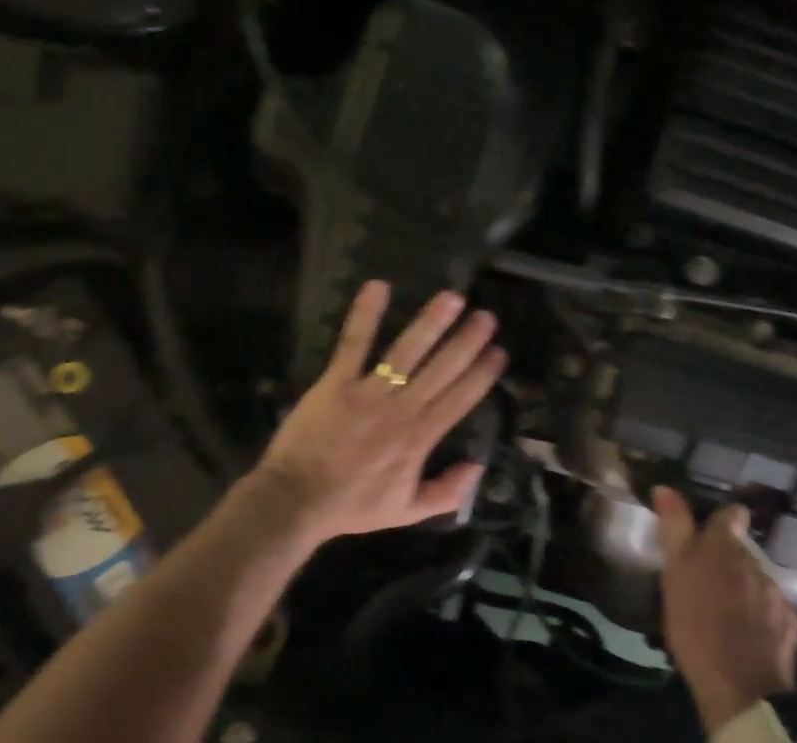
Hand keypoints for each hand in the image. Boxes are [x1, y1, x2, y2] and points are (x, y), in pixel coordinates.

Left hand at [252, 280, 507, 544]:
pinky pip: (354, 344)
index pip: (459, 399)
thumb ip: (446, 492)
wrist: (297, 502)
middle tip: (486, 316)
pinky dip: (365, 315)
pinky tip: (378, 286)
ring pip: (406, 351)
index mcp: (420, 438)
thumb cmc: (351, 506)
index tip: (499, 351)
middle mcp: (402, 409)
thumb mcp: (407, 511)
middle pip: (441, 369)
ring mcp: (370, 392)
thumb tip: (478, 466)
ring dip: (430, 323)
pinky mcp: (337, 382)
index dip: (481, 375)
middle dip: (467, 341)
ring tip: (452, 298)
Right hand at [653, 486, 796, 734]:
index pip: (732, 515)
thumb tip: (665, 488)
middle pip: (743, 551)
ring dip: (745, 590)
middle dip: (729, 562)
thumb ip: (674, 529)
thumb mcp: (673, 574)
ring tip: (727, 615)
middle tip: (708, 586)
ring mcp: (777, 594)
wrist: (736, 688)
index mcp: (725, 546)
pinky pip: (774, 611)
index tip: (709, 537)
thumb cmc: (695, 625)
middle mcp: (756, 562)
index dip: (722, 523)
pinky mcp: (791, 625)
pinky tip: (748, 636)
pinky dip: (762, 617)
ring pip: (758, 581)